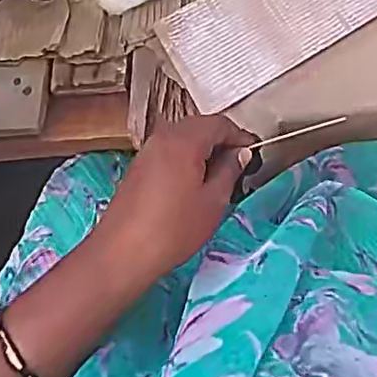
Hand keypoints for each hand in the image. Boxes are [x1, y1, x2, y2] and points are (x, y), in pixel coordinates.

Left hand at [93, 115, 255, 281]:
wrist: (122, 253)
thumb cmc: (173, 229)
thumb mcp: (212, 202)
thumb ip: (229, 171)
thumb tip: (240, 153)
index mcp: (184, 140)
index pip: (219, 124)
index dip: (240, 135)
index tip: (255, 151)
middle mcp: (164, 136)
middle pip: (200, 125)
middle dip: (221, 139)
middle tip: (239, 162)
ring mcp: (148, 149)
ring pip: (183, 136)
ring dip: (203, 147)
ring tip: (219, 173)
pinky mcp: (139, 165)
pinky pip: (169, 148)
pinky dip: (186, 156)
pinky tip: (194, 180)